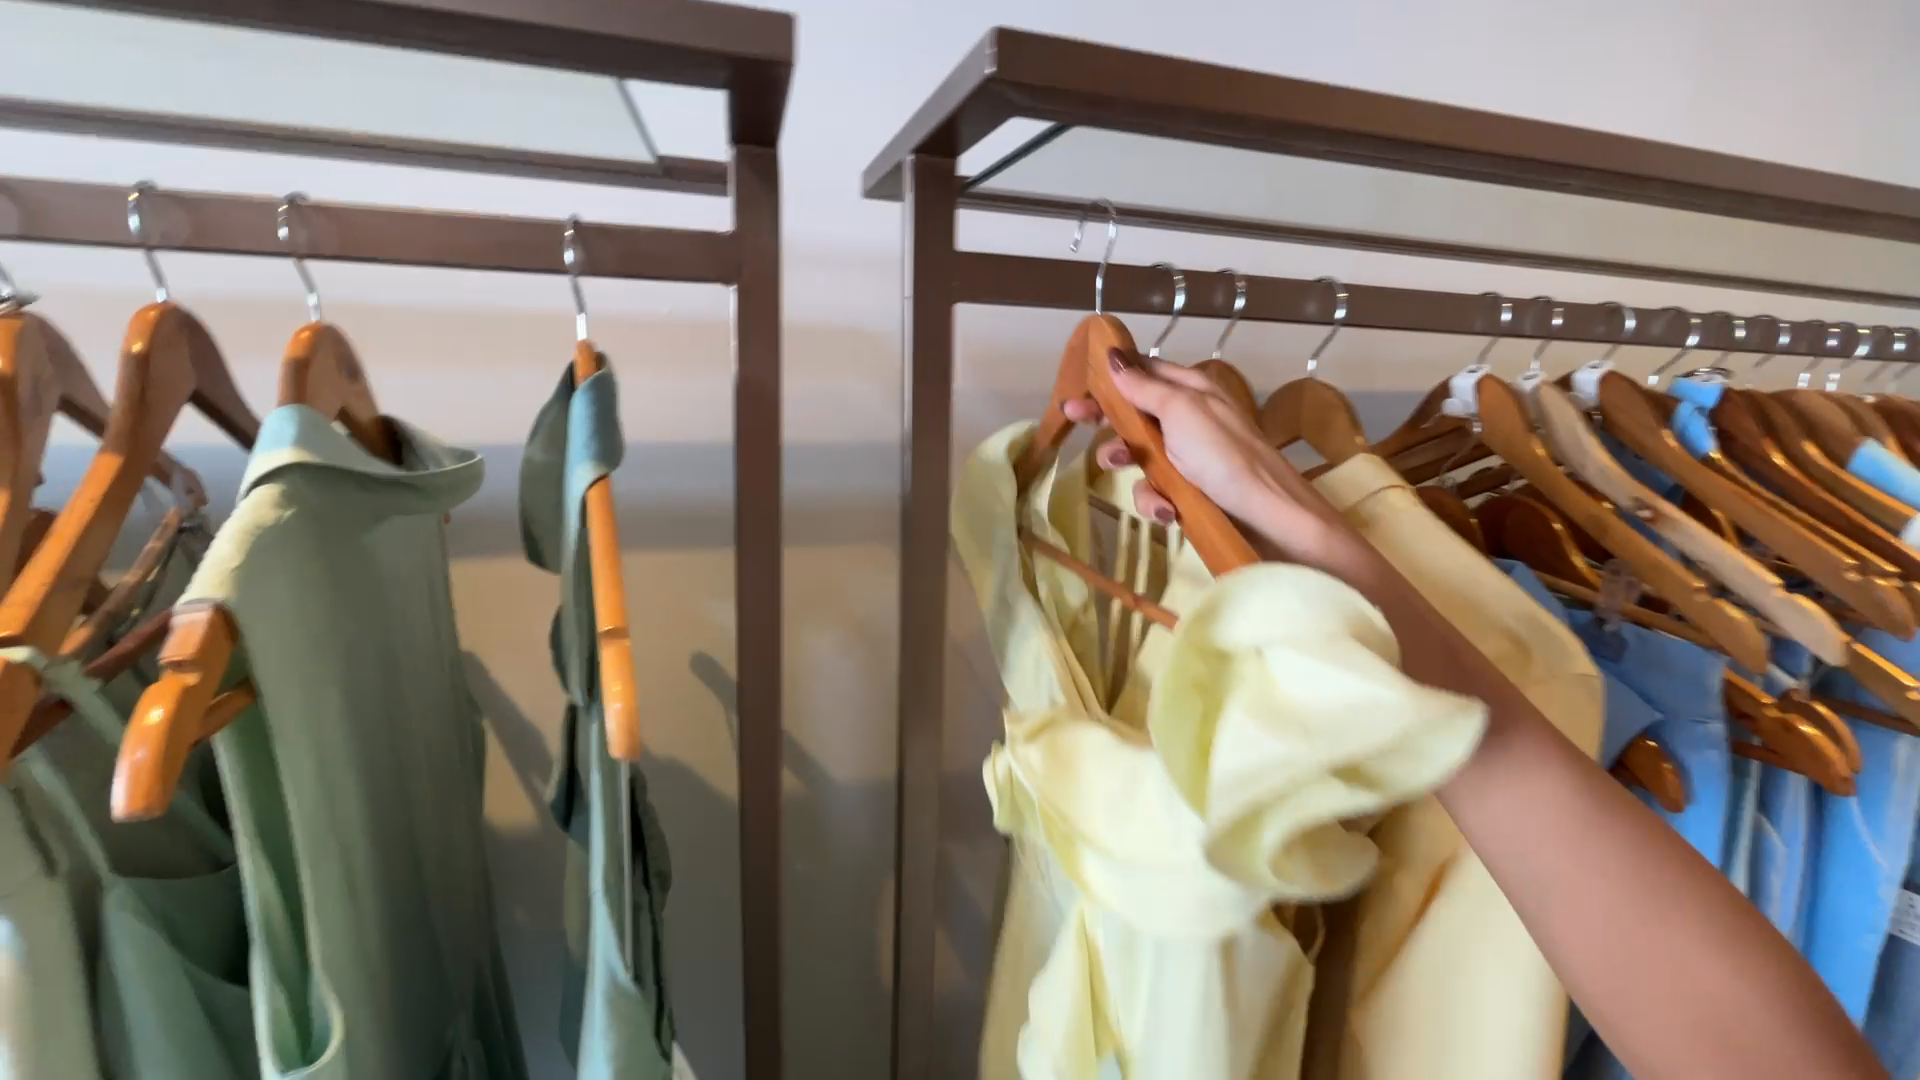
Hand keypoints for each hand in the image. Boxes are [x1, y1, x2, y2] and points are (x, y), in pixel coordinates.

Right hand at [1065, 353, 1346, 563]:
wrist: (1270, 519)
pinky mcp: (1187, 492)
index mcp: (1190, 390)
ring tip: (1137, 478)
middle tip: (1074, 420)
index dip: (1108, 380)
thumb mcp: (1182, 412)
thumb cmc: (1225, 456)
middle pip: (1132, 415)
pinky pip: (1154, 492)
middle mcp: (1186, 420)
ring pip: (1137, 458)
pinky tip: (1170, 512)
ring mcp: (1186, 458)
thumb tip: (1112, 354)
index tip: (1077, 389)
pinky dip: (1157, 502)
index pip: (1142, 373)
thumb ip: (1144, 386)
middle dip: (1107, 424)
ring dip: (1131, 470)